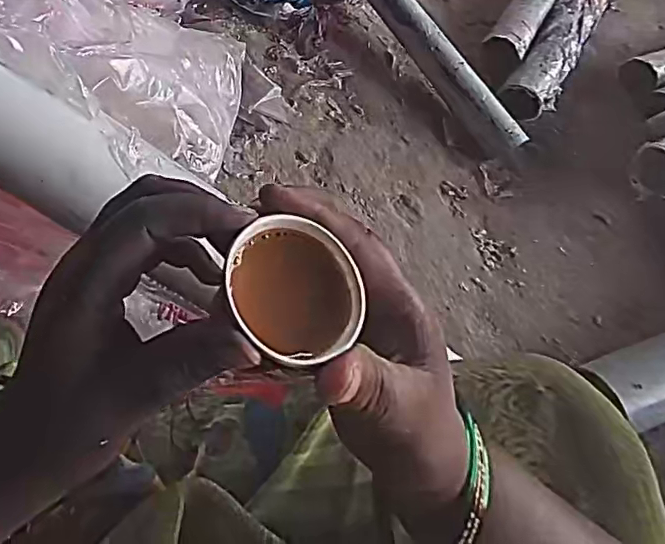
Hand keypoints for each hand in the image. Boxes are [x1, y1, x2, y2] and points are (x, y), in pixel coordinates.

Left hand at [0, 176, 257, 541]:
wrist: (19, 446)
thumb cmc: (64, 427)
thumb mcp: (130, 399)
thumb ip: (188, 363)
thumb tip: (248, 341)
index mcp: (86, 282)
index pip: (143, 219)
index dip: (197, 213)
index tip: (242, 226)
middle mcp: (85, 259)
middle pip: (143, 199)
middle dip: (198, 206)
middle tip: (242, 231)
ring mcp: (90, 262)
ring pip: (144, 211)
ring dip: (190, 221)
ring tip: (230, 250)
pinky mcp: (99, 273)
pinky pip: (144, 236)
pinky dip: (180, 242)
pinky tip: (204, 272)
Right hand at [257, 185, 469, 517]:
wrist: (424, 470)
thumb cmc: (421, 434)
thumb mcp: (401, 411)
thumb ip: (370, 386)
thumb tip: (330, 370)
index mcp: (396, 298)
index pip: (356, 241)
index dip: (317, 213)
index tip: (273, 195)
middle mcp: (373, 294)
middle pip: (331, 242)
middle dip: (291, 219)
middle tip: (246, 214)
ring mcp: (354, 312)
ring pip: (314, 264)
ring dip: (280, 248)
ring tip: (240, 245)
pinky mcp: (335, 332)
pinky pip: (302, 296)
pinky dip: (275, 287)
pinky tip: (248, 290)